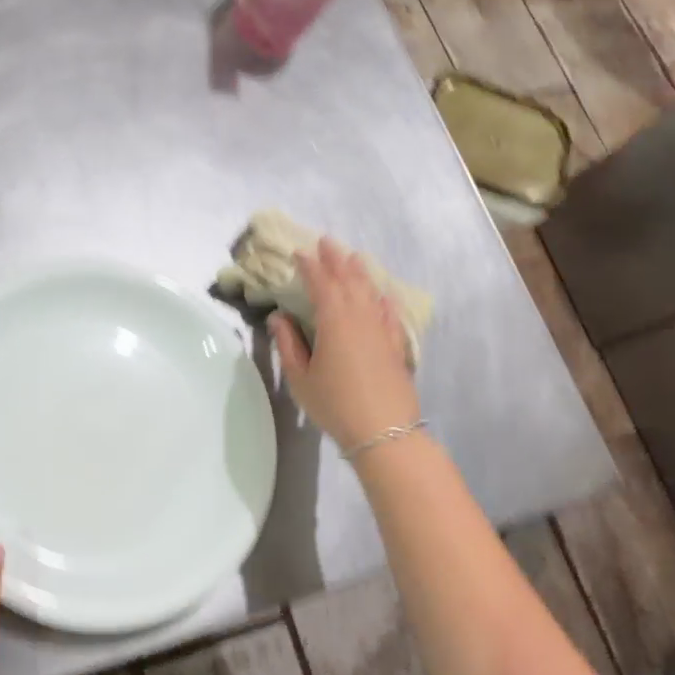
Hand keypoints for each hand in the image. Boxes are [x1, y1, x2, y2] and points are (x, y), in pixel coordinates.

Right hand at [268, 236, 420, 447]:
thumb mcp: (300, 377)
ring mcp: (382, 330)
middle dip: (336, 260)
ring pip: (371, 292)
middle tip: (326, 242)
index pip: (321, 284)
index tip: (299, 253)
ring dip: (360, 273)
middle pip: (349, 281)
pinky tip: (381, 295)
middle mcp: (361, 317)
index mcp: (334, 321)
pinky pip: (389, 313)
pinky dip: (382, 299)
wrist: (384, 431)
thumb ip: (289, 344)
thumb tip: (279, 317)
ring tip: (353, 257)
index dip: (310, 267)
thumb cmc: (334, 404)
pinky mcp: (395, 346)